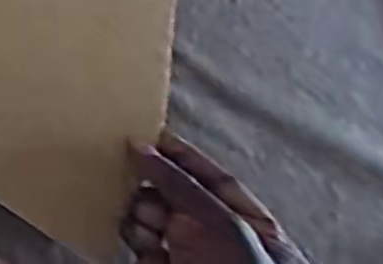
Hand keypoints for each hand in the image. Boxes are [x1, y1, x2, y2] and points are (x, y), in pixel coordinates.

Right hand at [124, 133, 306, 263]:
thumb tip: (139, 145)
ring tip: (146, 224)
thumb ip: (182, 183)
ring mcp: (188, 250)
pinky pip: (133, 231)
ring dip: (138, 209)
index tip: (144, 130)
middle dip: (149, 182)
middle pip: (172, 189)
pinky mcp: (158, 261)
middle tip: (131, 174)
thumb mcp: (224, 227)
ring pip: (148, 208)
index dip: (182, 154)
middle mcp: (219, 235)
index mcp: (253, 228)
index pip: (215, 178)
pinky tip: (140, 240)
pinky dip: (129, 229)